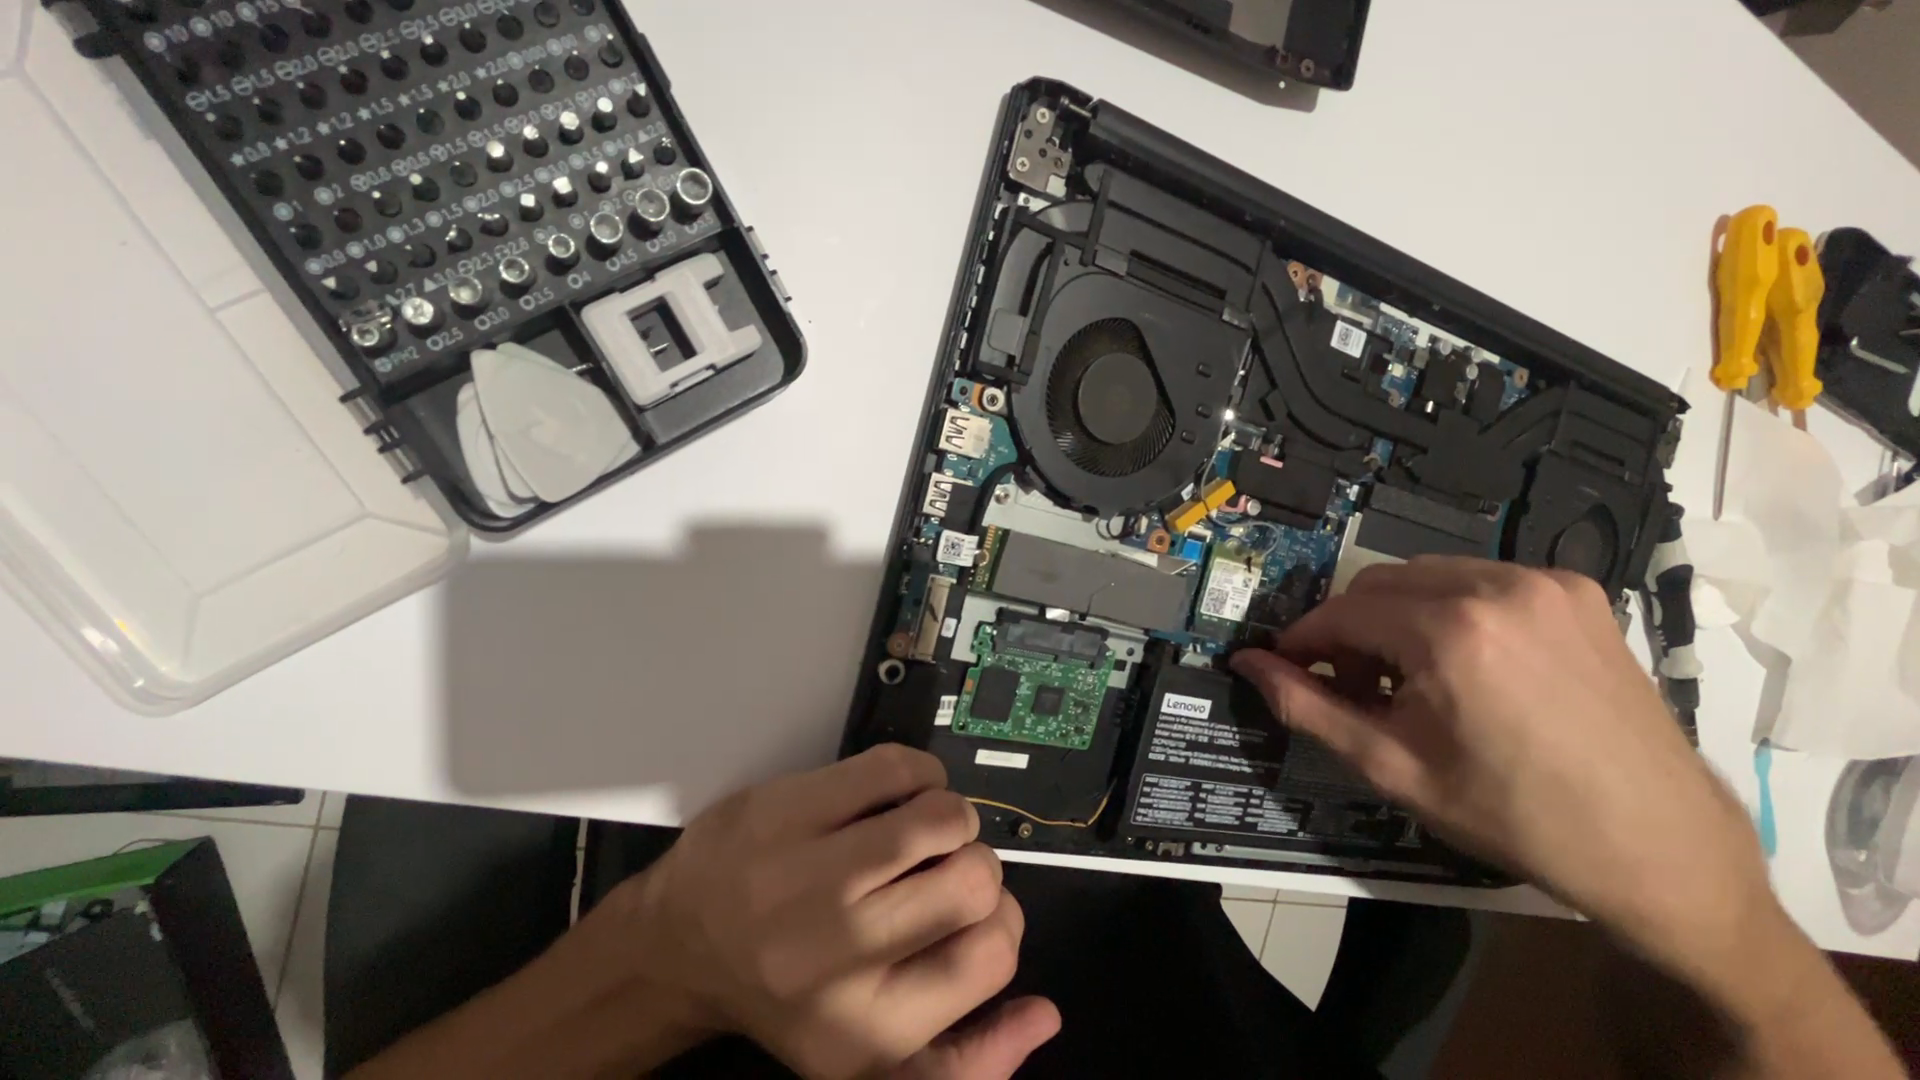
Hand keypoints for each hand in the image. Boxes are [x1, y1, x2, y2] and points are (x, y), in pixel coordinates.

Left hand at [593, 744, 1058, 1078]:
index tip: (971, 914)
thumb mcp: (871, 1058)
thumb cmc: (787, 998)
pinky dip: (919, 775)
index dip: (1000, 923)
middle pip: (976, 880)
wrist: (678, 945)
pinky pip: (898, 768)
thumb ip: (967, 1060)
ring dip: (951, 816)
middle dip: (974, 865)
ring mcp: (810, 871)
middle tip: (940, 869)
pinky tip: (898, 796)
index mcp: (870, 1023)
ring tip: (921, 830)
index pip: (994, 955)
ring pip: (942, 816)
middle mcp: (842, 949)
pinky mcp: (788, 808)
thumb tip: (1047, 1015)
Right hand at [1229, 557, 1769, 981]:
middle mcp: (1498, 585)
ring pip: (1429, 575)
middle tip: (1352, 686)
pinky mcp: (1579, 592)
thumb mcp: (1392, 766)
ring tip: (1408, 679)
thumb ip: (1306, 706)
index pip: (1342, 610)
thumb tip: (1246, 663)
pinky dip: (1450, 610)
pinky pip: (1482, 580)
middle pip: (1381, 582)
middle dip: (1350, 627)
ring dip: (1397, 615)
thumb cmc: (1512, 814)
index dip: (1303, 639)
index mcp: (1451, 630)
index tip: (1288, 670)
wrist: (1657, 844)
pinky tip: (1464, 665)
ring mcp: (1546, 582)